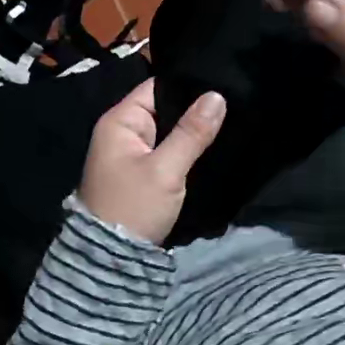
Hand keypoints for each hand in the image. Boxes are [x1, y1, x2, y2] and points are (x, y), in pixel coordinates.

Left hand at [78, 79, 225, 244]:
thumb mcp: (166, 170)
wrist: (111, 258)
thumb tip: (217, 96)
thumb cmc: (134, 207)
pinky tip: (209, 150)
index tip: (221, 86)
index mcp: (119, 122)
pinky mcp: (142, 174)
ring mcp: (131, 155)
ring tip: (228, 124)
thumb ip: (191, 133)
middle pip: (164, 110)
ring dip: (191, 133)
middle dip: (193, 110)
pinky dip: (184, 152)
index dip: (187, 86)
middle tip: (232, 106)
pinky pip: (166, 153)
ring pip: (168, 133)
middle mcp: (122, 133)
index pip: (156, 88)